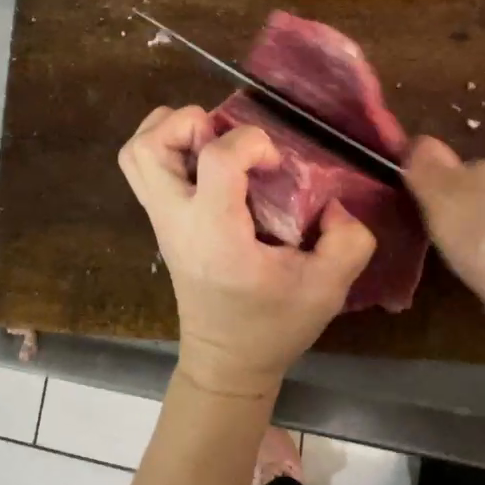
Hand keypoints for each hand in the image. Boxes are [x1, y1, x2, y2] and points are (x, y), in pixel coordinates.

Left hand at [119, 106, 376, 397]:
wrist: (227, 361)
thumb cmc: (273, 326)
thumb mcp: (327, 288)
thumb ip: (348, 241)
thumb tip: (335, 202)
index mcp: (216, 233)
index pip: (215, 159)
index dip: (249, 142)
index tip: (275, 161)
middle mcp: (177, 219)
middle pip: (150, 146)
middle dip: (190, 123)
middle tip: (227, 137)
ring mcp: (161, 219)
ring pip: (136, 152)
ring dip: (169, 131)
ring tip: (210, 140)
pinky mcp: (160, 221)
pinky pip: (142, 168)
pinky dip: (164, 148)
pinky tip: (204, 160)